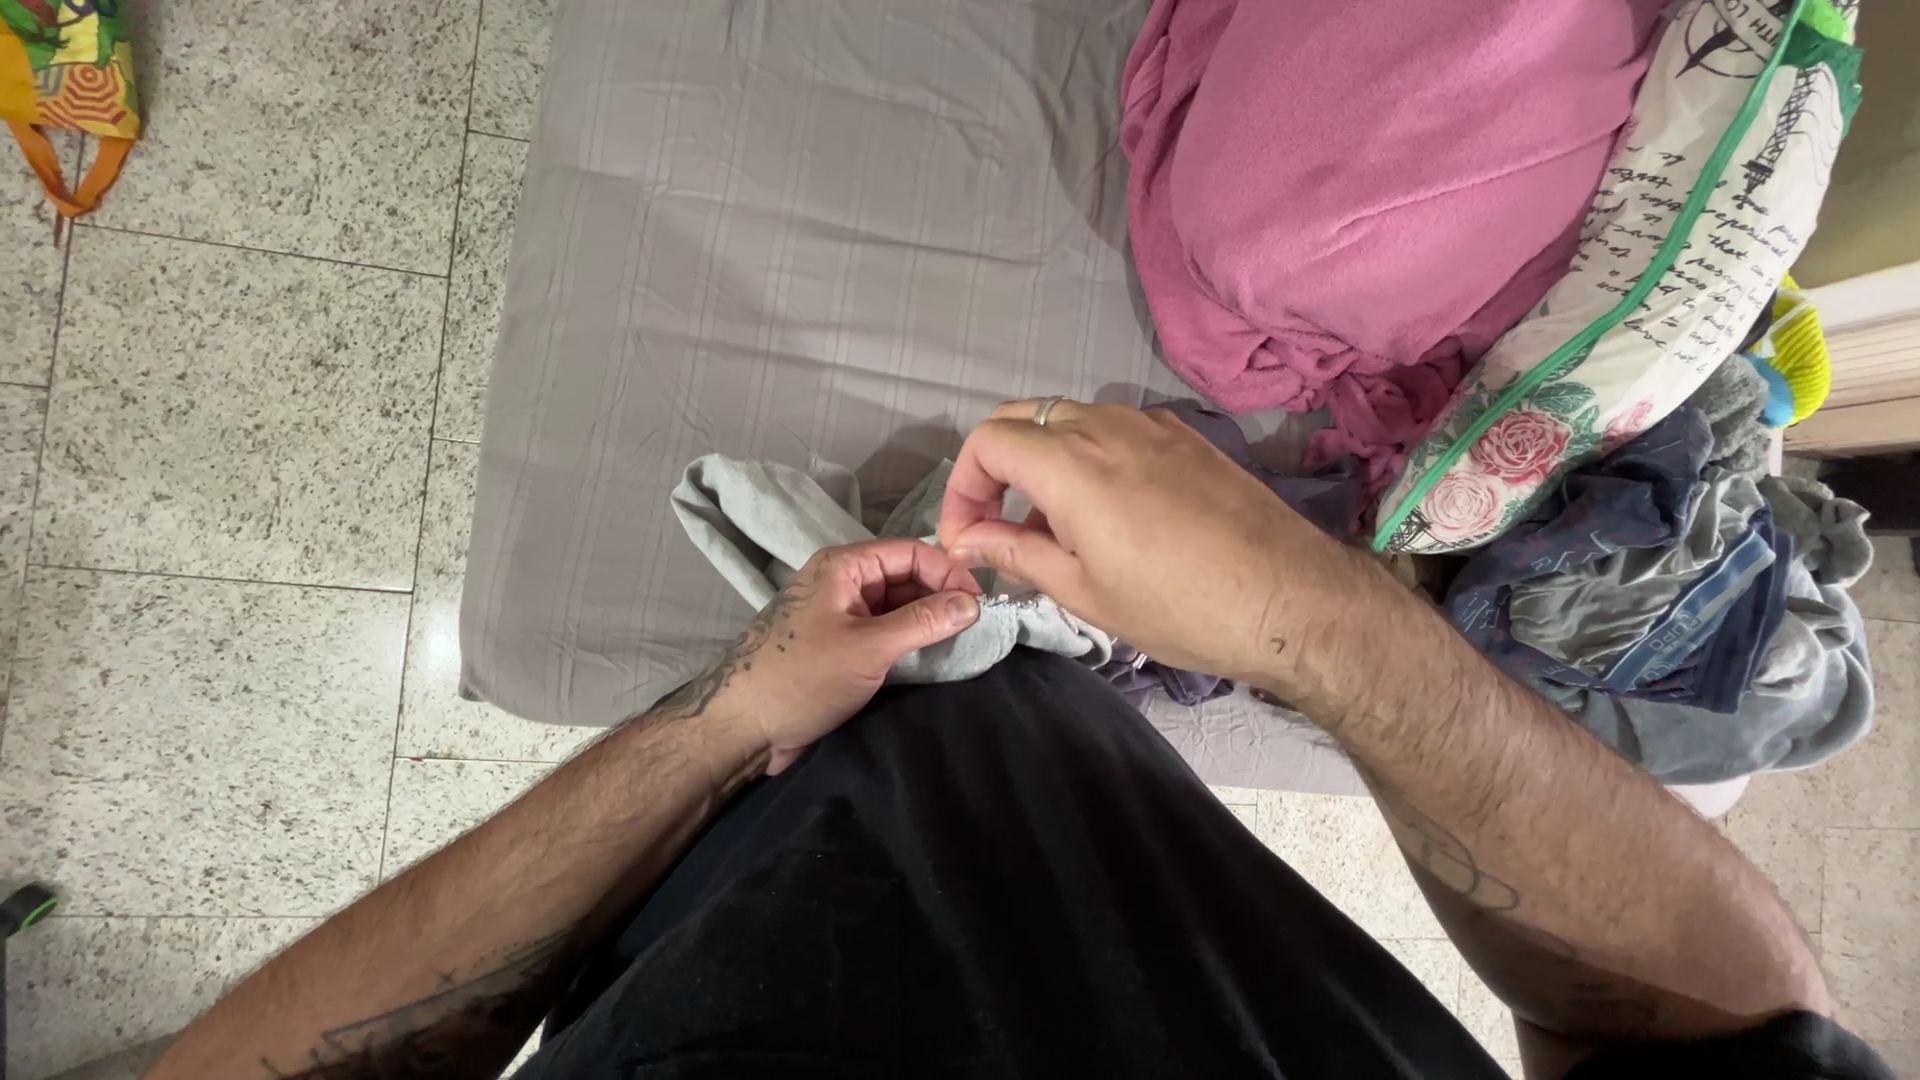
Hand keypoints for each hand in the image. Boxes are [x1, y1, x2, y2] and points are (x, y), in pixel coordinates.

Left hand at [664, 538, 982, 774]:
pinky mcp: (841, 644)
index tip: (980, 604)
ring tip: (962, 642)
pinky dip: (910, 640)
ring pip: (898, 605)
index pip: (911, 552)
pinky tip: (934, 656)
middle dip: (941, 596)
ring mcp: (841, 614)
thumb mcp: (868, 647)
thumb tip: (973, 602)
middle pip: (906, 576)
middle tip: (977, 626)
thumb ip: (923, 622)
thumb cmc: (802, 678)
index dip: (948, 573)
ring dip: (928, 620)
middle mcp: (843, 582)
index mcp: (844, 566)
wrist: (743, 729)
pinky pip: (886, 631)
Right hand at [937, 400, 1387, 689]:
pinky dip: (1085, 457)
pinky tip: (1106, 509)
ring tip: (1052, 526)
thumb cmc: (1178, 607)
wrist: (1292, 599)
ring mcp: (1150, 425)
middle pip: (1021, 418)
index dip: (961, 488)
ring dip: (1039, 462)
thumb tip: (968, 540)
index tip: (967, 537)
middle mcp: (1105, 425)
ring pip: (1067, 420)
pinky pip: (1112, 429)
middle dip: (992, 468)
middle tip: (995, 524)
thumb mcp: (1083, 590)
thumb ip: (1015, 552)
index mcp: (1071, 464)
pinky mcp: (1184, 436)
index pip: (987, 442)